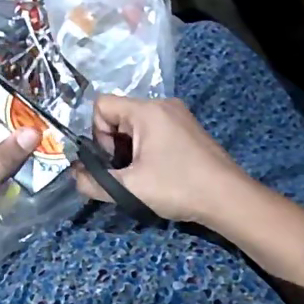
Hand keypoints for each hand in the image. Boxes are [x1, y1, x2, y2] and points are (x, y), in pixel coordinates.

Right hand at [72, 95, 255, 225]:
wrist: (228, 198)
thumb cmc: (178, 187)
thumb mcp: (130, 188)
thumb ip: (94, 183)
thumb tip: (75, 178)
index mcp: (146, 111)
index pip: (101, 105)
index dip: (96, 134)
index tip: (110, 160)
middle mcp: (162, 105)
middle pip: (118, 115)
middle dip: (113, 144)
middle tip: (125, 171)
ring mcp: (178, 116)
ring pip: (136, 125)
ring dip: (129, 149)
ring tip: (141, 175)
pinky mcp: (188, 129)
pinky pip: (154, 130)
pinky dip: (146, 148)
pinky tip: (158, 172)